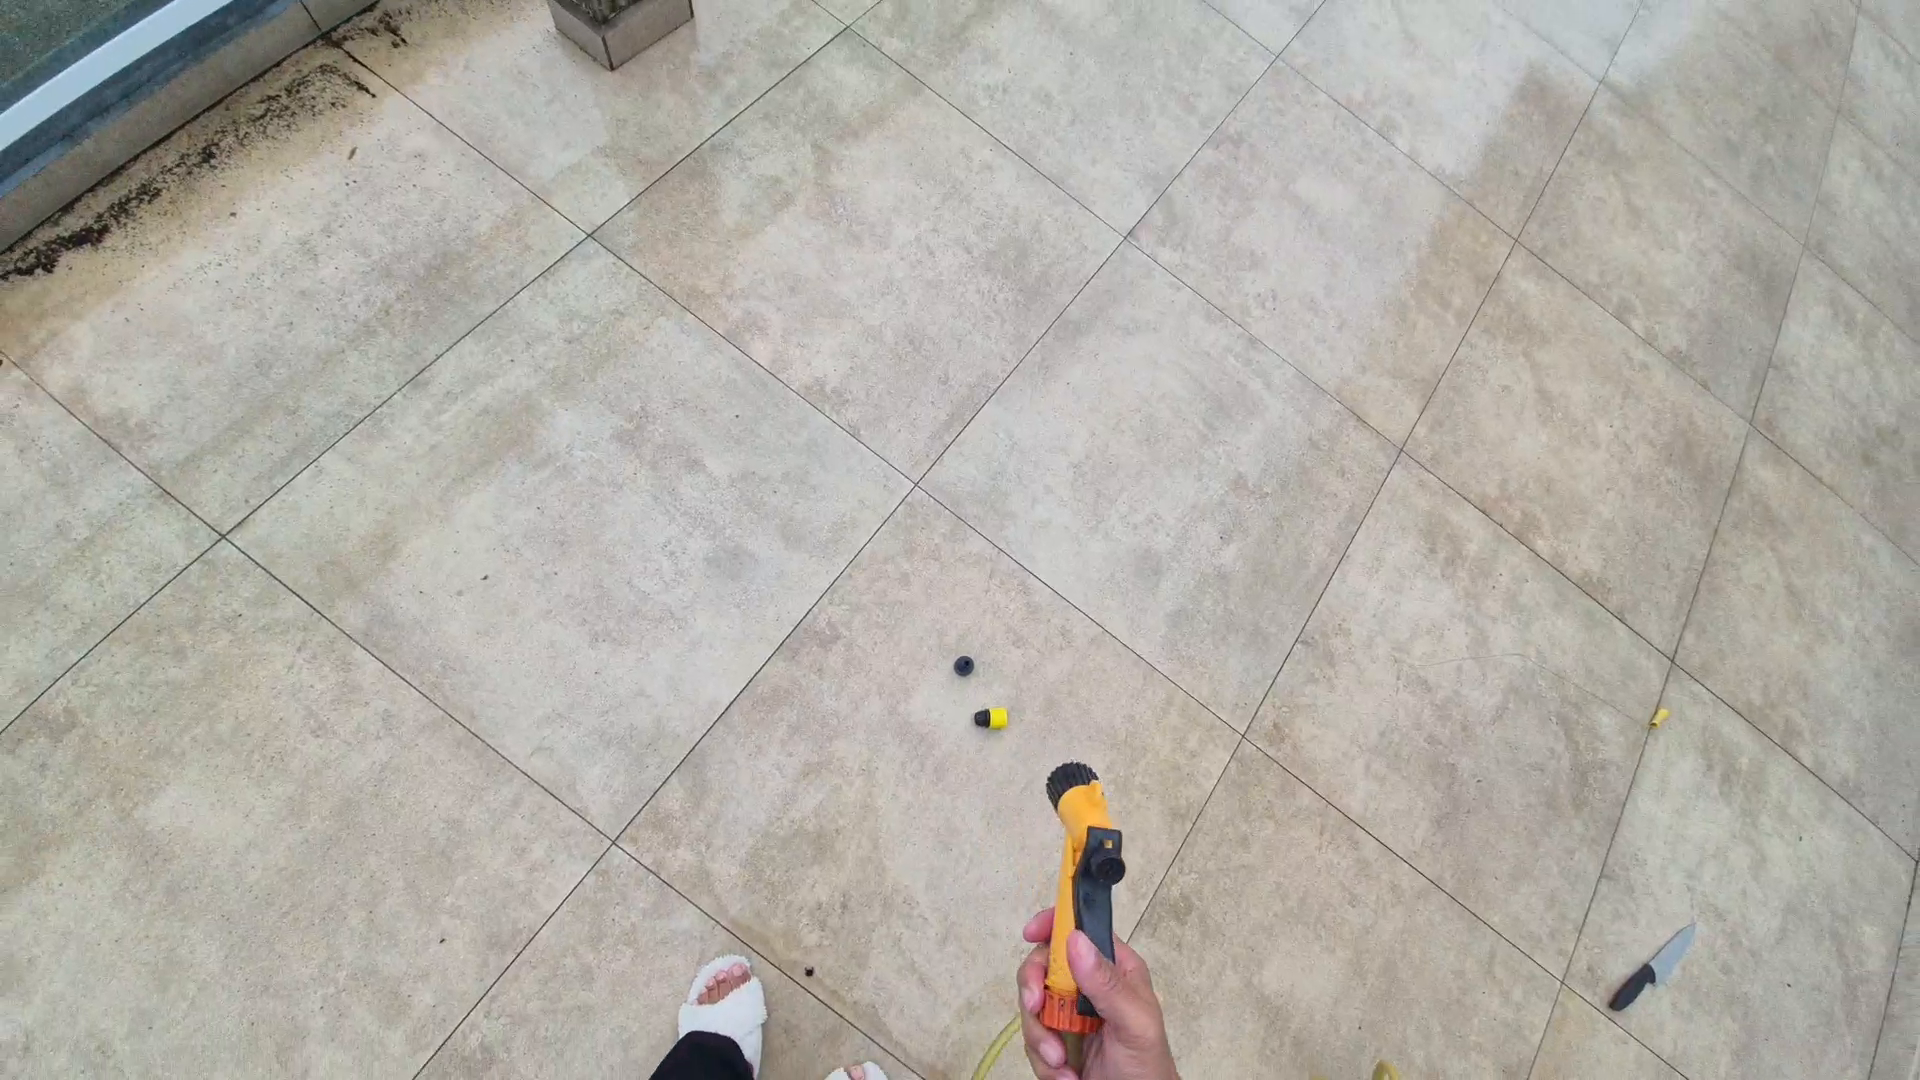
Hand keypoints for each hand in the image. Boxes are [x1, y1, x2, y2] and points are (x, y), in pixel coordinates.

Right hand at [1014, 908, 1178, 1079]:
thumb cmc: (1147, 1067)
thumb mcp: (1134, 1022)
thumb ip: (1106, 983)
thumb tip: (1074, 938)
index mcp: (1113, 967)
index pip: (1079, 929)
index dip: (1052, 923)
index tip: (1030, 934)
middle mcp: (1087, 984)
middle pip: (1043, 963)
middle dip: (1033, 986)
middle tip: (1034, 1006)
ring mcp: (1068, 1013)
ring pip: (1032, 1003)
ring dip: (1039, 1034)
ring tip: (1059, 1063)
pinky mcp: (1056, 1041)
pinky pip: (1032, 1038)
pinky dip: (1042, 1060)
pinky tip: (1064, 1076)